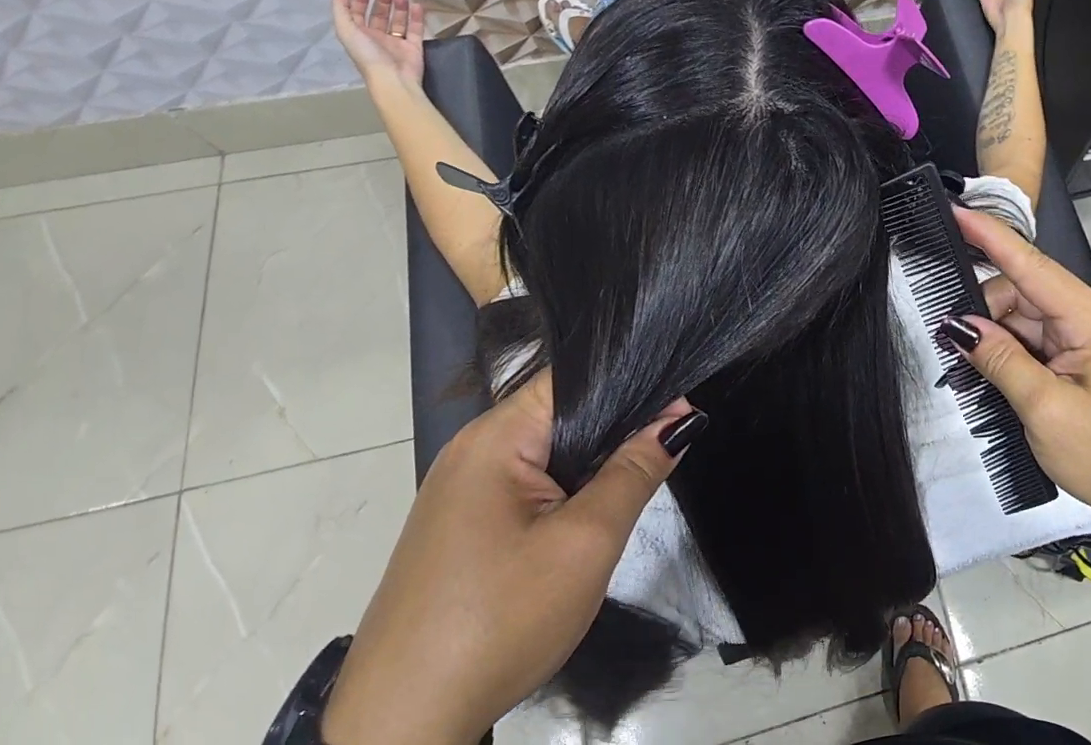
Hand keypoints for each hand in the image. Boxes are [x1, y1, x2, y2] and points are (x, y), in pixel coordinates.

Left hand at [321, 371, 704, 744]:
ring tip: (644, 472)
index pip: (573, 379)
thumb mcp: (585, 544)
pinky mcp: (459, 527)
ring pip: (545, 453)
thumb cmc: (500, 620)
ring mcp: (459, 491)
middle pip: (560, 414)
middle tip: (675, 441)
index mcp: (493, 438)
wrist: (404, 723)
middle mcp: (470, 451)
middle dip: (618, 425)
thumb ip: (635, 474)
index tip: (686, 404)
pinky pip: (524, 486)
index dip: (633, 383)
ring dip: (592, 462)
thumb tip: (680, 421)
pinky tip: (592, 512)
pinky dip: (564, 490)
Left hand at [334, 0, 426, 86]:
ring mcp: (396, 42)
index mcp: (359, 34)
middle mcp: (376, 37)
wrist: (394, 79)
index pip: (357, 12)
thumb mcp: (346, 31)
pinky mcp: (414, 47)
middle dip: (382, 0)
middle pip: (379, 14)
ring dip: (399, 6)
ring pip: (398, 20)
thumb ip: (340, 9)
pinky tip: (417, 6)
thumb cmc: (368, 55)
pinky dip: (416, 17)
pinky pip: (416, 29)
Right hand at [944, 208, 1090, 535]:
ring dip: (995, 335)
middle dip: (985, 307)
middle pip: (1023, 290)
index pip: (1031, 265)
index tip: (957, 212)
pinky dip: (1009, 353)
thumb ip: (1001, 361)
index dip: (991, 237)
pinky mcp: (1081, 363)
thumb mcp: (1046, 409)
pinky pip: (1035, 341)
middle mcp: (1090, 321)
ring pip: (1025, 317)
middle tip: (951, 339)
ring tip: (971, 367)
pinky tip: (991, 373)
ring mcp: (1086, 342)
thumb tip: (961, 328)